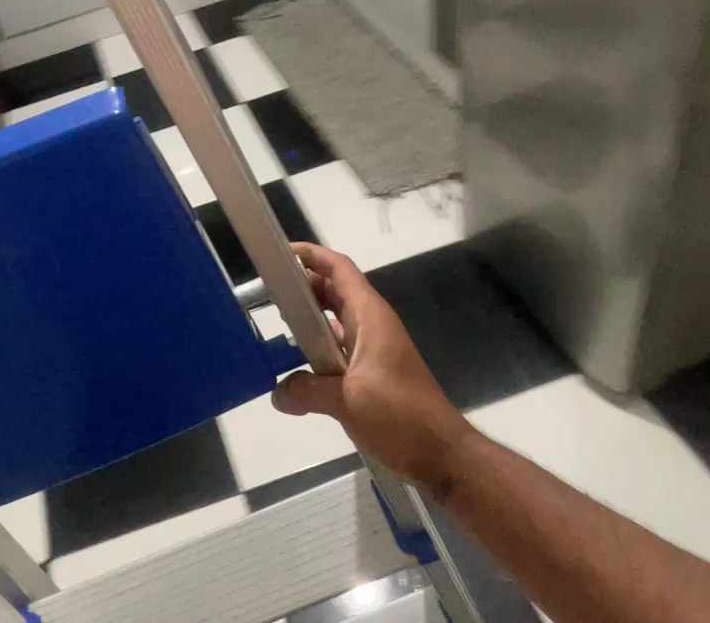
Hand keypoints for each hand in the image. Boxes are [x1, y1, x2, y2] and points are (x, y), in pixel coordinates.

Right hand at [271, 242, 474, 496]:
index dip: (312, 255)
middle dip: (303, 286)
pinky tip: (296, 366)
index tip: (280, 254)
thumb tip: (276, 392)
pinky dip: (316, 349)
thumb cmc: (402, 417)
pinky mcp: (371, 373)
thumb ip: (307, 392)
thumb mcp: (348, 402)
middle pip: (334, 291)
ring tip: (274, 325)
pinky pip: (338, 349)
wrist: (443, 455)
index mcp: (370, 317)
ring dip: (308, 319)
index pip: (340, 269)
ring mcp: (373, 349)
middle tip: (267, 291)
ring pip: (335, 321)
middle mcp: (372, 325)